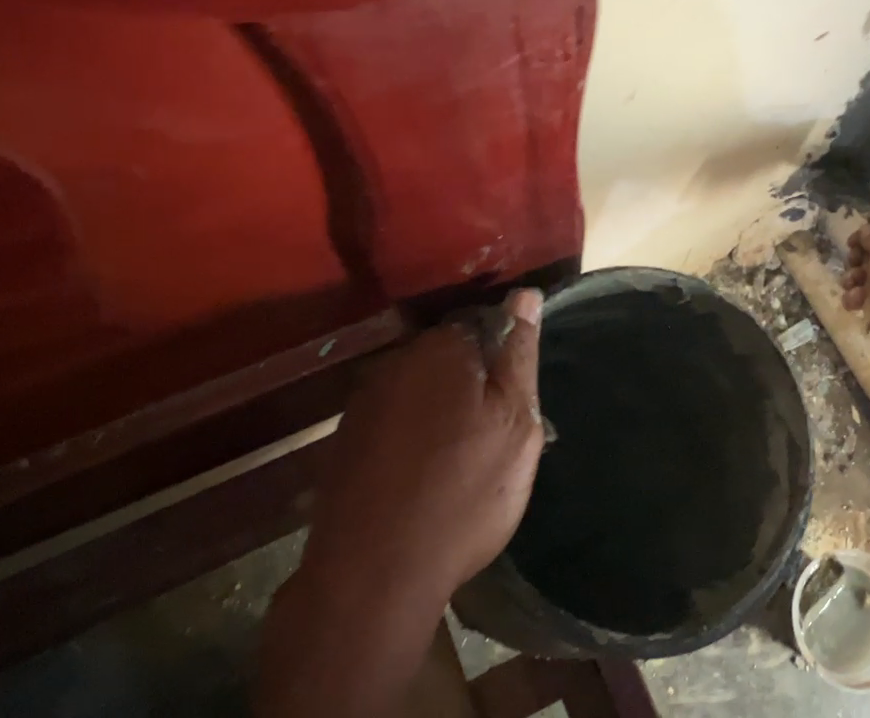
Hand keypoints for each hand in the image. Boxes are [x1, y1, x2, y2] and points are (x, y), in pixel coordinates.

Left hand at [259, 290, 545, 717]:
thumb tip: (524, 296)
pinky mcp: (345, 443)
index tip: (517, 403)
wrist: (374, 574)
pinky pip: (394, 424)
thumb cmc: (463, 494)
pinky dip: (413, 441)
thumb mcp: (516, 424)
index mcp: (441, 349)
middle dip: (472, 387)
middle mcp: (395, 363)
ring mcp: (363, 404)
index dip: (505, 362)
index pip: (483, 326)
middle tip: (496, 439)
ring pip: (420, 393)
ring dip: (442, 414)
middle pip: (448, 359)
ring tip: (461, 466)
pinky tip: (425, 480)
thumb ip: (519, 355)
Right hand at [841, 219, 869, 339]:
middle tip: (852, 260)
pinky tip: (858, 297)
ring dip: (854, 277)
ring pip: (867, 275)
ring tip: (851, 282)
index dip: (869, 233)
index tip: (853, 241)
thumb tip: (865, 232)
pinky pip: (866, 295)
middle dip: (857, 258)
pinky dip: (857, 296)